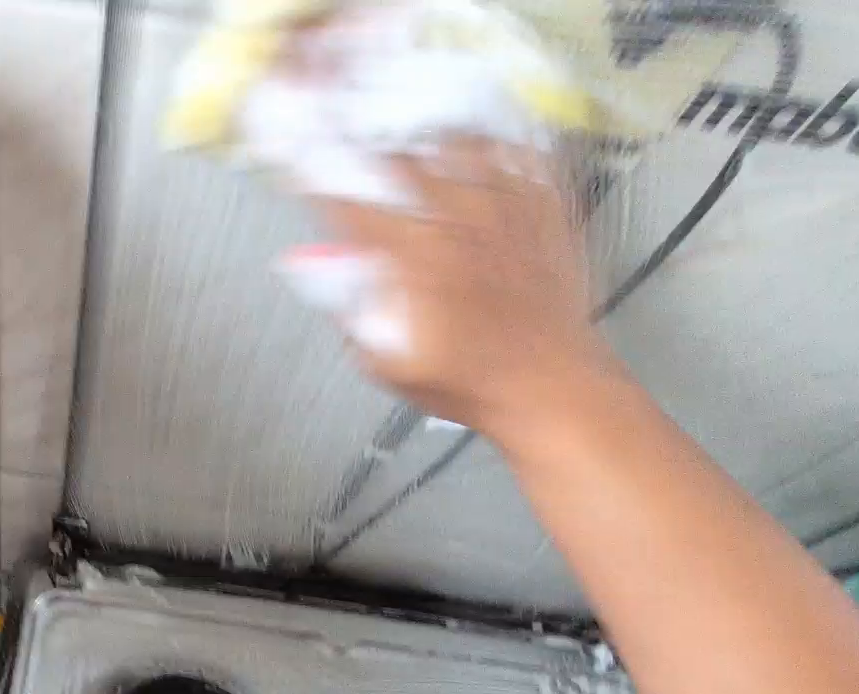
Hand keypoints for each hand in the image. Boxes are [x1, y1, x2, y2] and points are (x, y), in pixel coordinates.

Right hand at [287, 138, 626, 441]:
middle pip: (406, 162)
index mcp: (414, 260)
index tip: (310, 179)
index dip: (324, 188)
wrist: (546, 388)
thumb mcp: (387, 364)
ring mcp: (507, 215)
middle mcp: (459, 226)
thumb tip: (330, 278)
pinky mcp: (547, 215)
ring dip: (435, 141)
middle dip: (375, 156)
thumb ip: (351, 314)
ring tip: (422, 140)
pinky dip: (503, 146)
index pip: (354, 207)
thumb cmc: (471, 383)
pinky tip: (492, 147)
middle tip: (364, 155)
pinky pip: (526, 158)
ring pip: (466, 146)